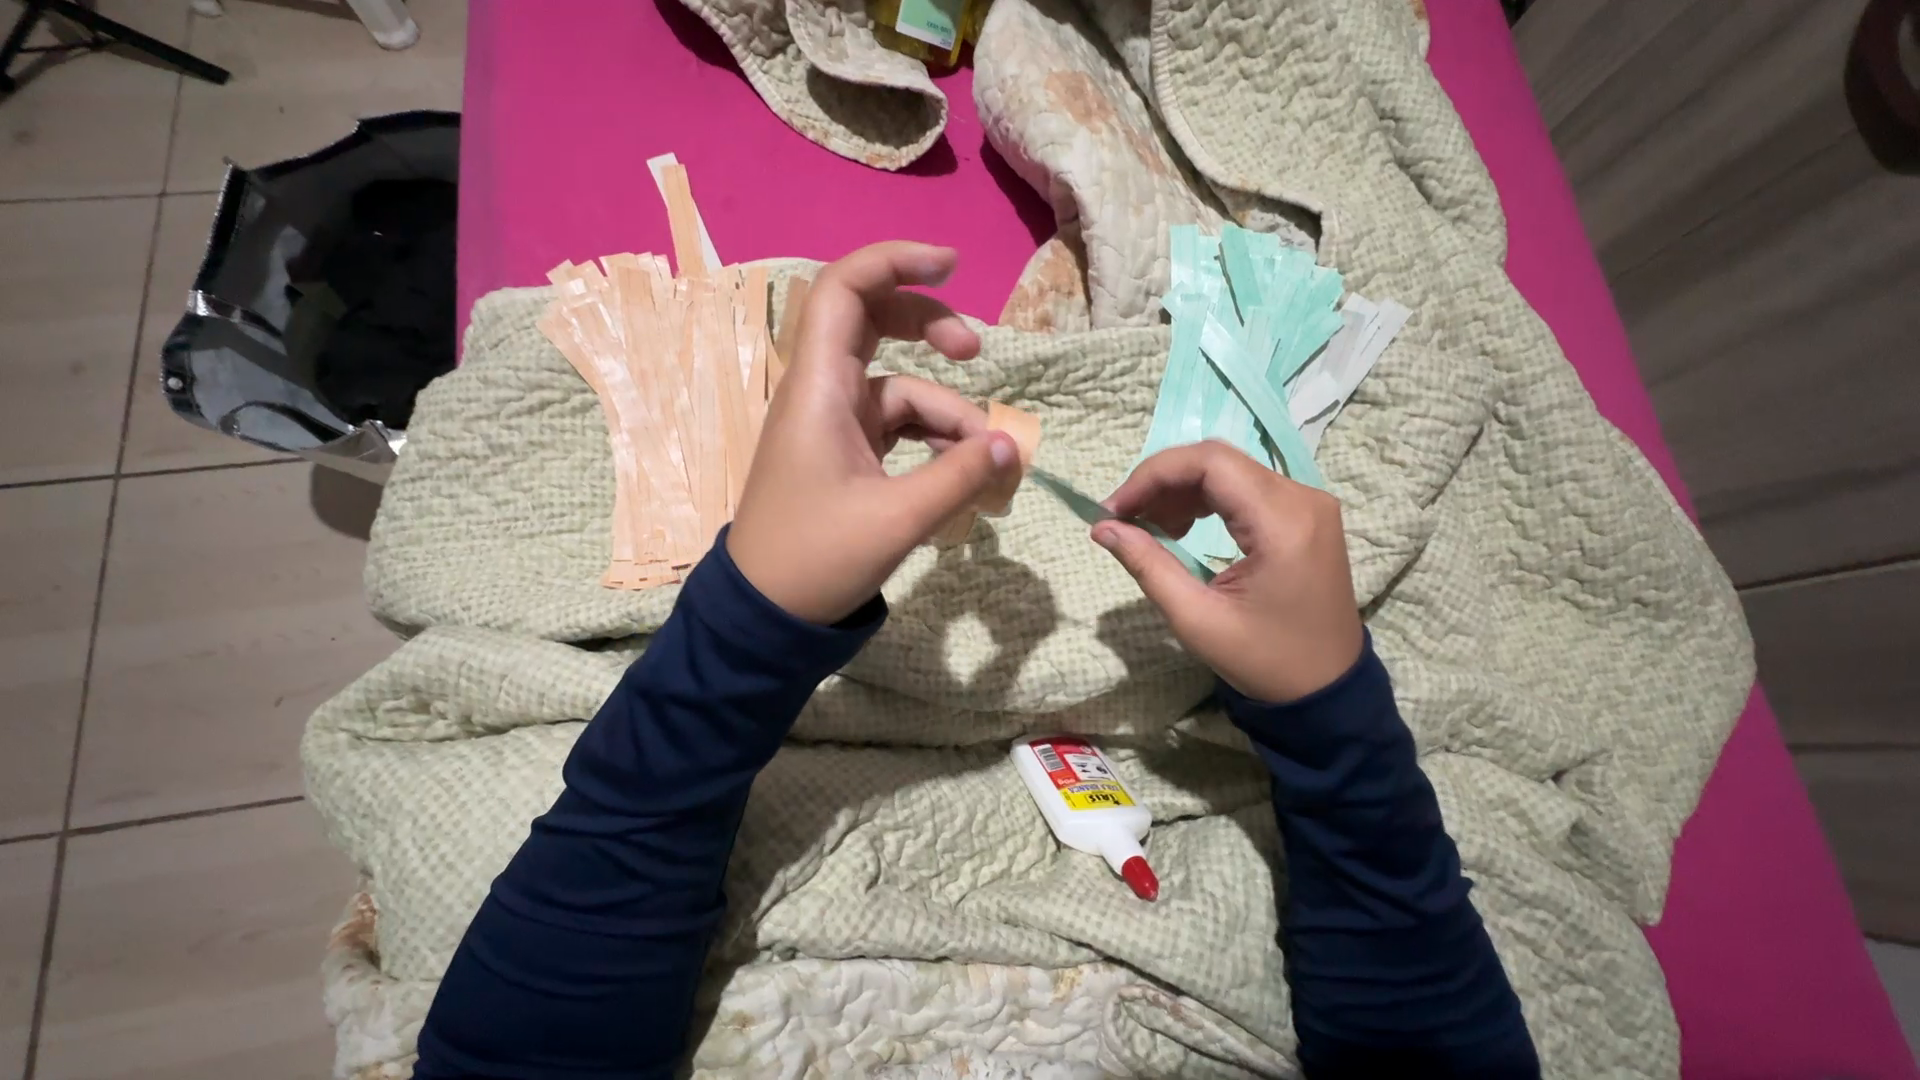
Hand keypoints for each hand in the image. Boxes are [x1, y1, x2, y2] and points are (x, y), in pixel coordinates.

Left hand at [727, 242, 1020, 624]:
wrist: (766, 613)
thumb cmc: (815, 559)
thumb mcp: (897, 520)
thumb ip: (959, 477)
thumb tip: (1010, 445)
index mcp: (819, 389)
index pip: (845, 290)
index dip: (895, 263)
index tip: (952, 266)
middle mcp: (823, 393)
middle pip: (875, 325)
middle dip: (932, 330)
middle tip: (975, 355)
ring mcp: (834, 424)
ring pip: (899, 391)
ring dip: (947, 417)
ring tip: (988, 467)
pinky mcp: (845, 455)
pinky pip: (897, 428)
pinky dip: (932, 443)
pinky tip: (962, 476)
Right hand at [1092, 441, 1362, 702]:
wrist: (1327, 686)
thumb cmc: (1264, 659)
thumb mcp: (1196, 619)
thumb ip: (1148, 566)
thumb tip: (1102, 528)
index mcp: (1282, 524)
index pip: (1210, 463)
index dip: (1154, 475)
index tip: (1114, 509)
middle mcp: (1302, 498)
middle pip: (1218, 460)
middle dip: (1161, 481)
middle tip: (1123, 517)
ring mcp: (1307, 503)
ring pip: (1229, 469)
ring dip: (1180, 489)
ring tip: (1148, 526)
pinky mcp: (1304, 513)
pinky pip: (1245, 487)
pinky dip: (1204, 498)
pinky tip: (1180, 526)